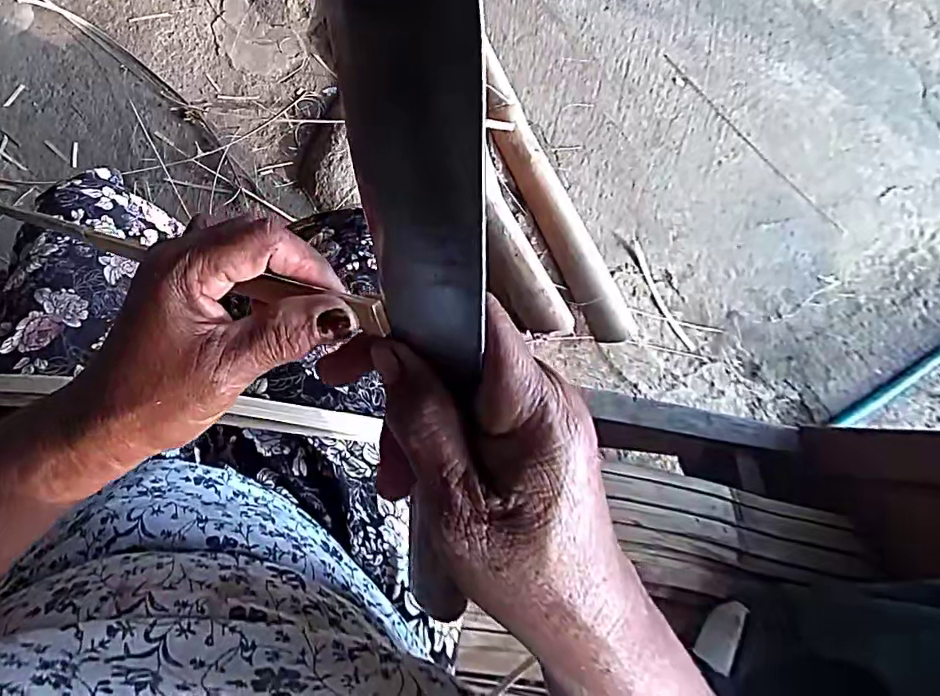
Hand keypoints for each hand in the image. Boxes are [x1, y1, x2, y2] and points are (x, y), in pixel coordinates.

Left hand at [59, 215, 358, 477]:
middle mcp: (177, 254)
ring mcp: (176, 264)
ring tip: (303, 305)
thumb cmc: (149, 401)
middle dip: (297, 264)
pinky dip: (257, 279)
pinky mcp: (179, 280)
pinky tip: (271, 308)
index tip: (334, 294)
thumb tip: (332, 315)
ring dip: (278, 270)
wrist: (104, 421)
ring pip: (243, 244)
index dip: (308, 262)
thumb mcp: (227, 368)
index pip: (263, 238)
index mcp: (184, 267)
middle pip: (255, 233)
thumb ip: (284, 334)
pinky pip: (228, 262)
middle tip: (325, 300)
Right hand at [318, 296, 667, 683]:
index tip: (373, 338)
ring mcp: (540, 407)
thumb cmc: (534, 579)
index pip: (477, 318)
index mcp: (537, 406)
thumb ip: (422, 421)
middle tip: (357, 399)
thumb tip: (391, 355)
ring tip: (399, 472)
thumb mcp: (456, 504)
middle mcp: (546, 393)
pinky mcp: (532, 423)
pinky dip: (438, 427)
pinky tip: (423, 470)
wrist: (583, 621)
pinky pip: (470, 402)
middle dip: (404, 382)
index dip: (419, 317)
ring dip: (416, 414)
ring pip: (456, 378)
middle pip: (456, 350)